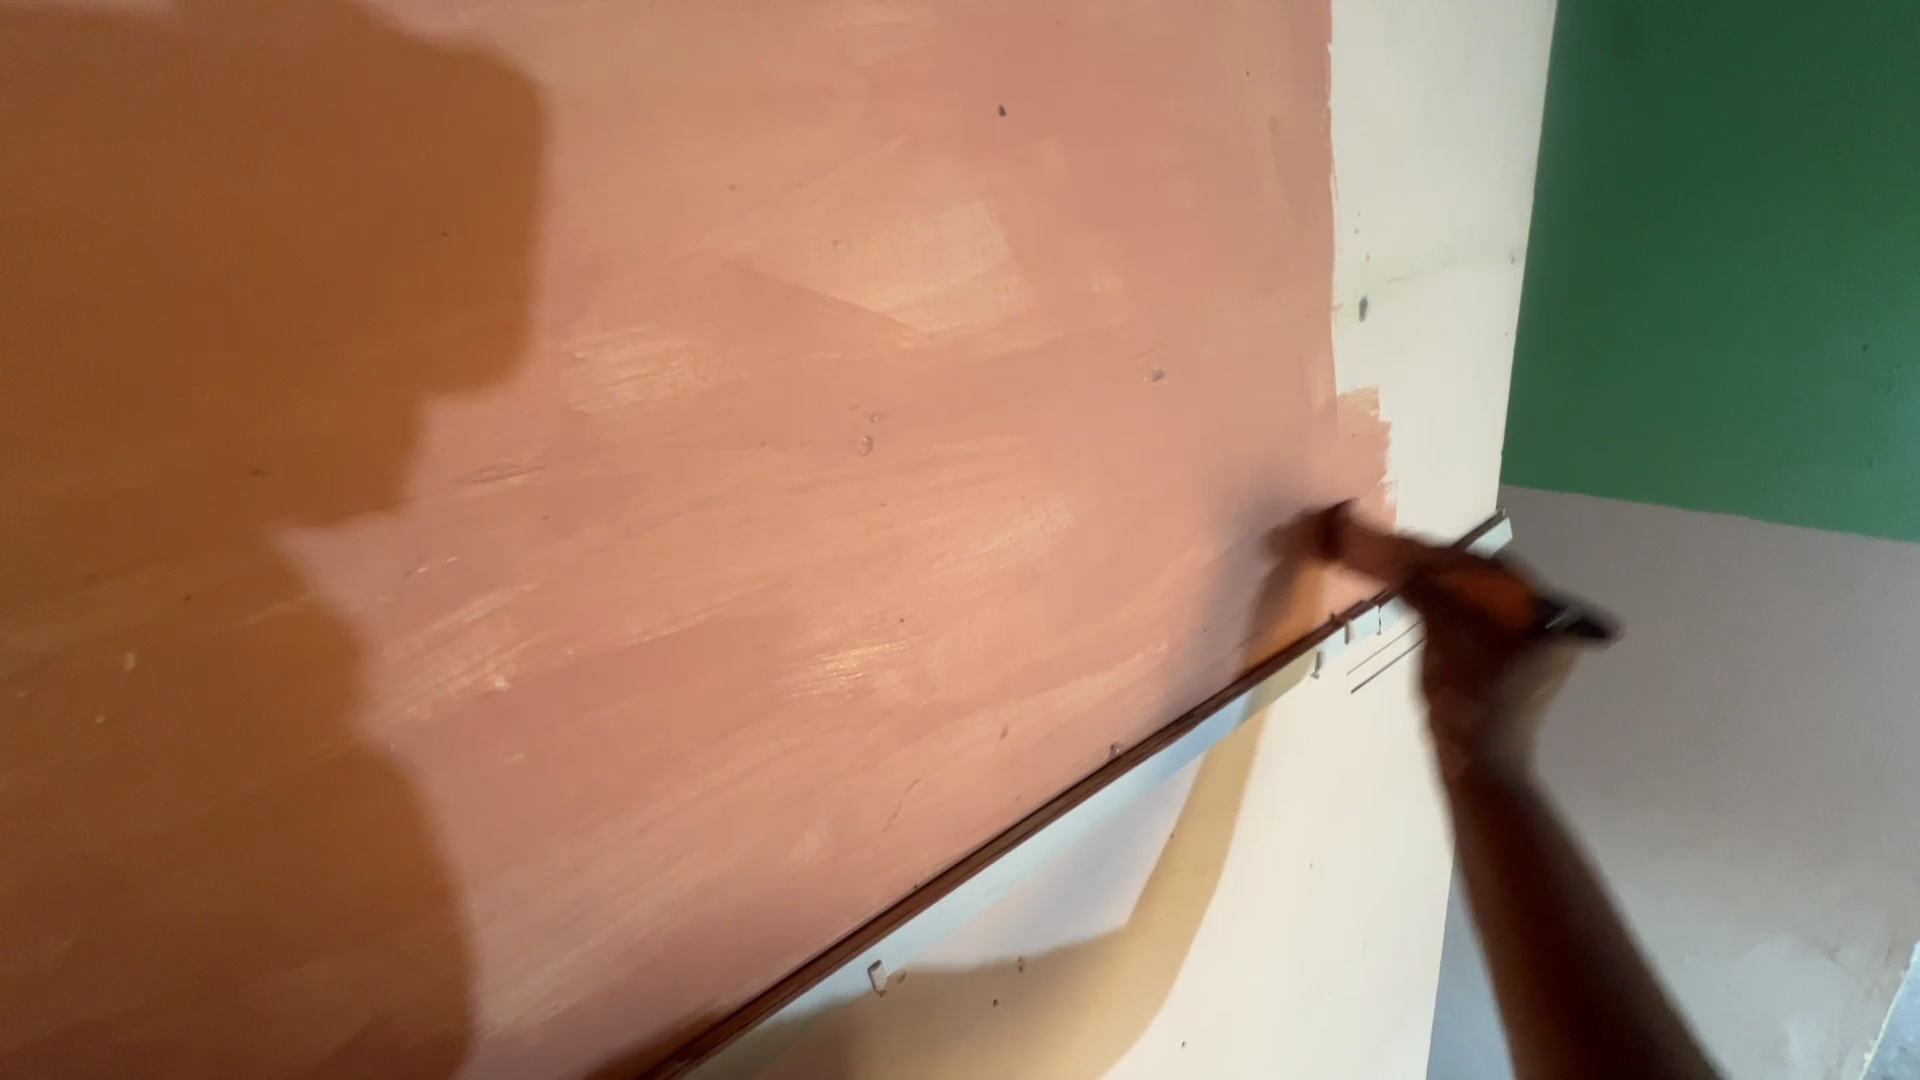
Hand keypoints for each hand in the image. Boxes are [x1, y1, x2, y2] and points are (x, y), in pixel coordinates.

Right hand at [1314, 502, 1615, 777]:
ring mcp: (1529, 648)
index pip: (1490, 568)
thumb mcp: (1445, 637)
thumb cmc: (1469, 698)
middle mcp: (1547, 627)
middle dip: (1440, 567)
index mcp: (1546, 617)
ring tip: (1401, 576)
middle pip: (1486, 582)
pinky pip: (1475, 622)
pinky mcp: (1508, 664)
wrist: (1479, 764)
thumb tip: (1402, 561)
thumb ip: (1428, 593)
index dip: (1443, 553)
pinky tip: (1417, 604)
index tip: (1404, 547)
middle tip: (1398, 558)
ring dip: (1440, 586)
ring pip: (1479, 602)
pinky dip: (1445, 609)